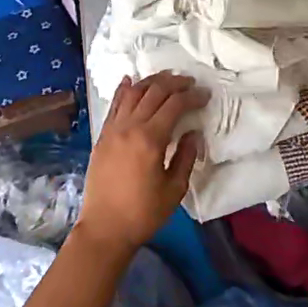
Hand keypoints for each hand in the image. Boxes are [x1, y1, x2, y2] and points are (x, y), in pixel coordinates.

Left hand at [76, 72, 206, 259]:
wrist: (105, 227)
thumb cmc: (143, 213)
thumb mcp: (174, 189)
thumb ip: (186, 156)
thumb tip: (193, 133)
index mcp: (150, 139)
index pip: (174, 105)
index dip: (192, 96)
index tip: (205, 95)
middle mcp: (130, 126)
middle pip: (154, 92)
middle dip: (174, 83)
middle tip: (190, 82)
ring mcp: (113, 129)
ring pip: (132, 93)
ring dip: (151, 81)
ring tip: (167, 78)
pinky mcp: (102, 135)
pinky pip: (114, 104)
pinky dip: (124, 89)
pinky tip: (130, 80)